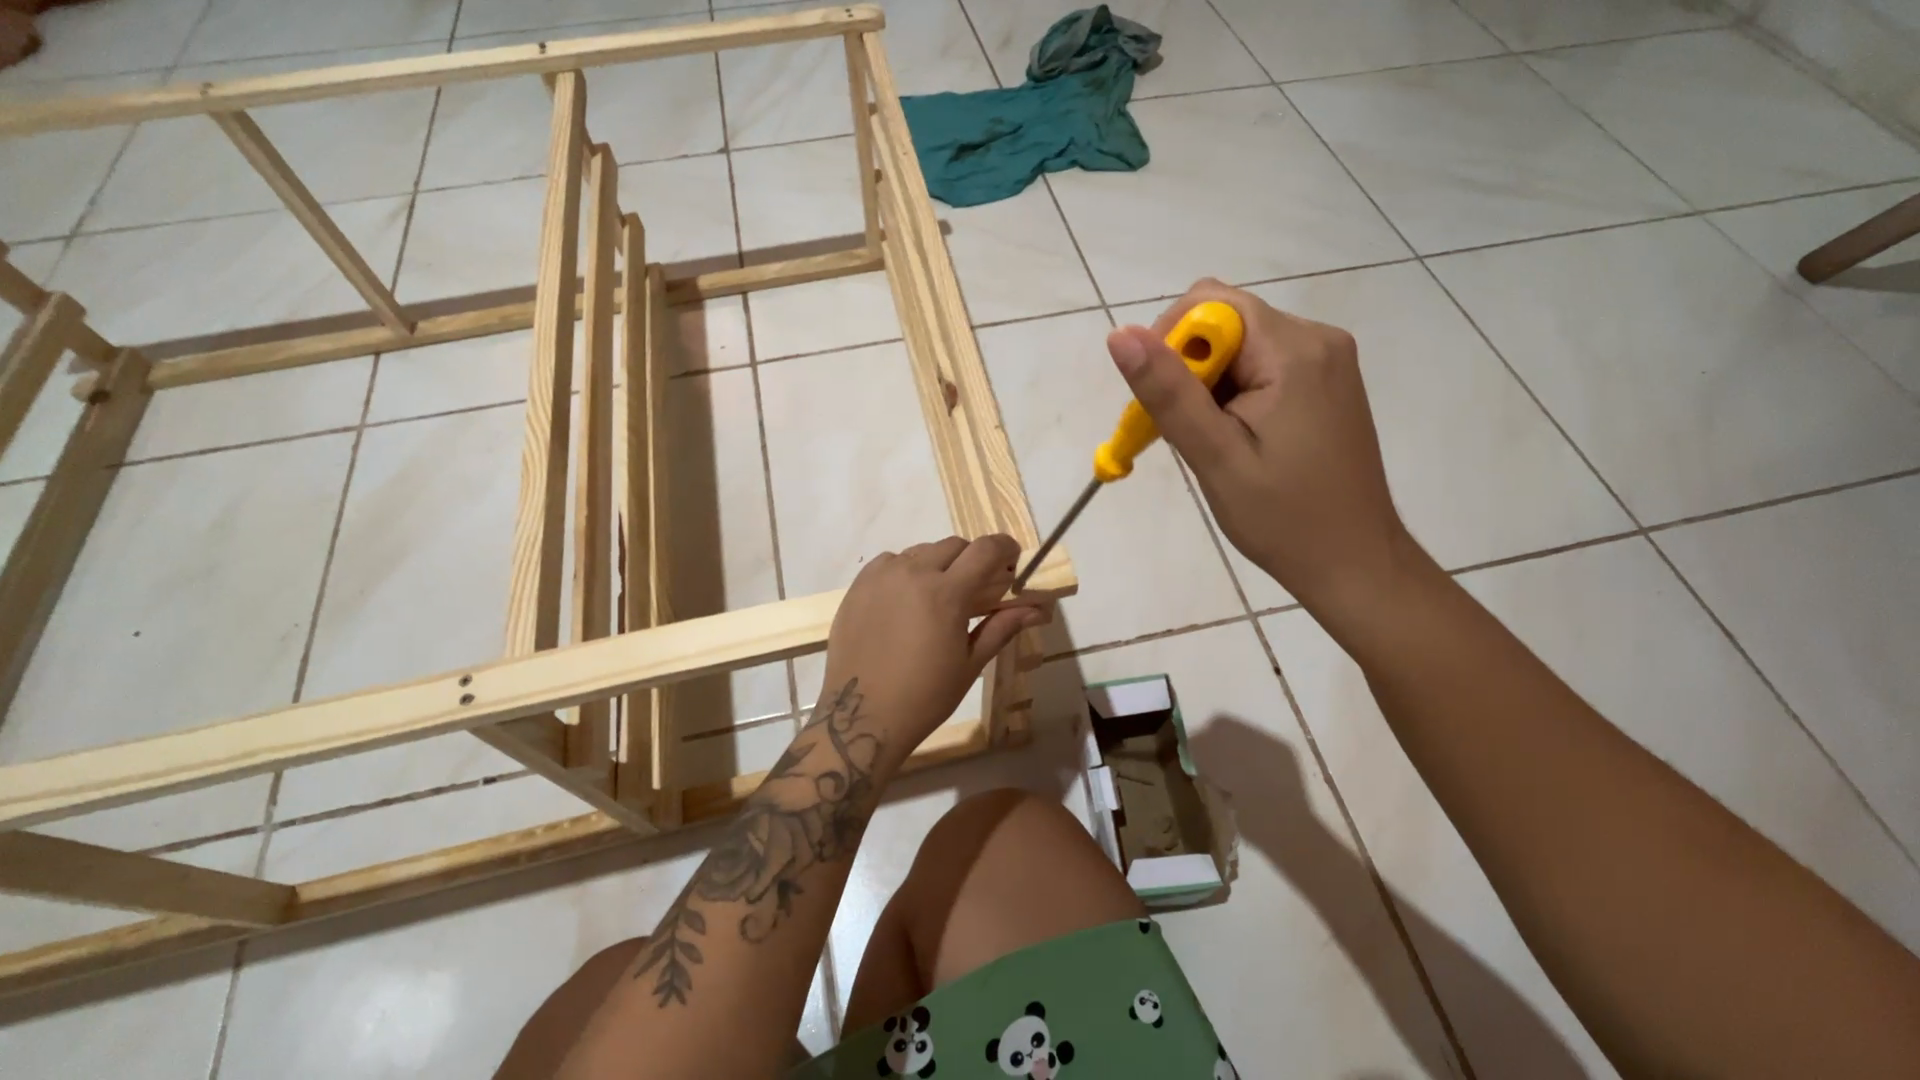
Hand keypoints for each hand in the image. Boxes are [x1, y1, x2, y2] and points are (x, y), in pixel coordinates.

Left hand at [818, 535, 1045, 749]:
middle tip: (976, 588)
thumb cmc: (924, 696)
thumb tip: (1035, 610)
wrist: (862, 715)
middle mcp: (912, 574)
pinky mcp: (858, 586)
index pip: (985, 549)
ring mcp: (881, 577)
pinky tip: (906, 599)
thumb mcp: (969, 664)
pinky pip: (889, 563)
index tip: (1012, 560)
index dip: (1004, 548)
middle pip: (953, 546)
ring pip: (920, 552)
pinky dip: (906, 570)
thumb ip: (1001, 627)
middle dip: (972, 560)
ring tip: (938, 596)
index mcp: (946, 593)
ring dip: (938, 564)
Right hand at [1107, 278, 1412, 607]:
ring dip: (1209, 383)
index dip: (1171, 341)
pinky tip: (1235, 437)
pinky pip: (1263, 363)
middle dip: (1188, 366)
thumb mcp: (1215, 457)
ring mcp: (1328, 359)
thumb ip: (1168, 392)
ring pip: (1240, 343)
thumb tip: (1120, 335)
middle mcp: (1318, 338)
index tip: (1161, 400)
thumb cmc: (1283, 518)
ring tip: (1210, 442)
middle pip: (1225, 320)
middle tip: (1181, 429)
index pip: (1209, 304)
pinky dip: (1234, 391)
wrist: (1355, 562)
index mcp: (1294, 351)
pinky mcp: (1327, 380)